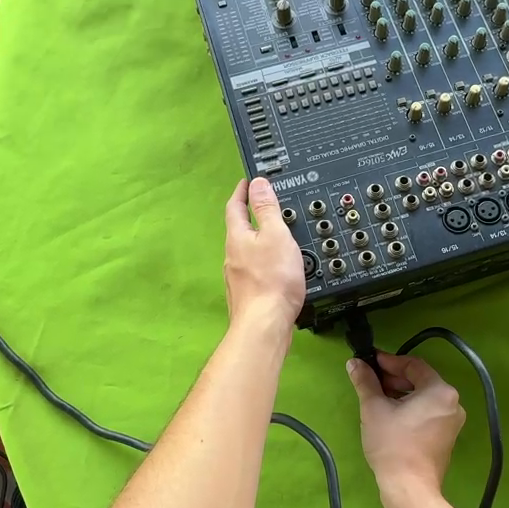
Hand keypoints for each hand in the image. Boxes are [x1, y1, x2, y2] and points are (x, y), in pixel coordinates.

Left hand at [222, 177, 305, 330]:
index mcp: (237, 237)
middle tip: (263, 205)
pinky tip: (275, 268)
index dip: (241, 192)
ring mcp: (237, 277)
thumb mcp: (276, 235)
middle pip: (239, 229)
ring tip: (274, 235)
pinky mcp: (247, 294)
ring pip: (246, 250)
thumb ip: (267, 209)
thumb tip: (257, 183)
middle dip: (250, 215)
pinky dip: (263, 260)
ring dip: (257, 239)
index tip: (247, 181)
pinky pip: (254, 269)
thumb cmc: (272, 280)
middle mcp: (232, 256)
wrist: (264, 326)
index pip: (235, 207)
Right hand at [347, 352, 466, 503]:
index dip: (389, 361)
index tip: (370, 362)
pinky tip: (391, 415)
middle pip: (421, 381)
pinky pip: (428, 413)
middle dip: (394, 379)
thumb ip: (365, 381)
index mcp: (440, 391)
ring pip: (424, 398)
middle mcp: (453, 403)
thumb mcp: (374, 408)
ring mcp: (452, 422)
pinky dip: (410, 409)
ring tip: (377, 398)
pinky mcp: (446, 438)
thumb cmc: (393, 445)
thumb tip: (354, 362)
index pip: (413, 365)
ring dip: (401, 394)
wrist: (409, 489)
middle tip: (371, 381)